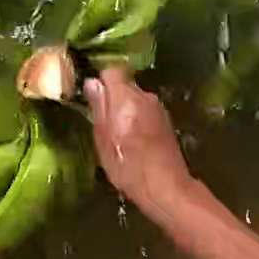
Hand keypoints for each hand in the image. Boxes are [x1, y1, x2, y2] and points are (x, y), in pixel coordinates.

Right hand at [83, 68, 195, 211]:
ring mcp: (158, 107)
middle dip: (112, 96)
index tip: (92, 97)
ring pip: (135, 96)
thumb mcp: (104, 142)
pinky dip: (136, 115)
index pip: (112, 71)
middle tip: (101, 120)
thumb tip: (92, 83)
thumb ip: (99, 109)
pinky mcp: (166, 118)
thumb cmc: (129, 169)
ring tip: (117, 132)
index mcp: (127, 99)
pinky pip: (144, 107)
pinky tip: (133, 137)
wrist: (167, 186)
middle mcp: (146, 97)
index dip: (100, 81)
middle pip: (124, 83)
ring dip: (124, 107)